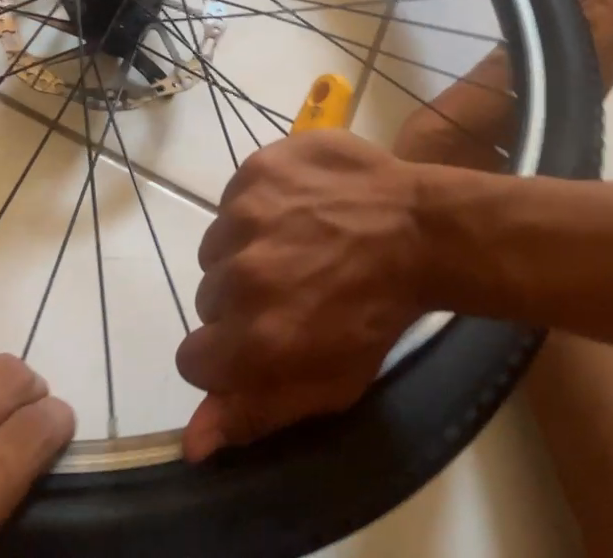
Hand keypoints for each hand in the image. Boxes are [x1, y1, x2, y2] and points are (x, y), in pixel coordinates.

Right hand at [175, 130, 432, 461]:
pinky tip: (298, 208)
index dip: (226, 353)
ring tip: (296, 244)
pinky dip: (258, 204)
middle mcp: (240, 275)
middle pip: (209, 299)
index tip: (259, 336)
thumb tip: (191, 444)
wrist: (422, 230)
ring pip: (217, 244)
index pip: (193, 359)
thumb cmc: (379, 313)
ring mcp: (247, 214)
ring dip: (245, 248)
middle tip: (290, 286)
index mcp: (254, 337)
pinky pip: (233, 196)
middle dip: (241, 299)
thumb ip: (256, 414)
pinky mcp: (259, 167)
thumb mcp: (331, 382)